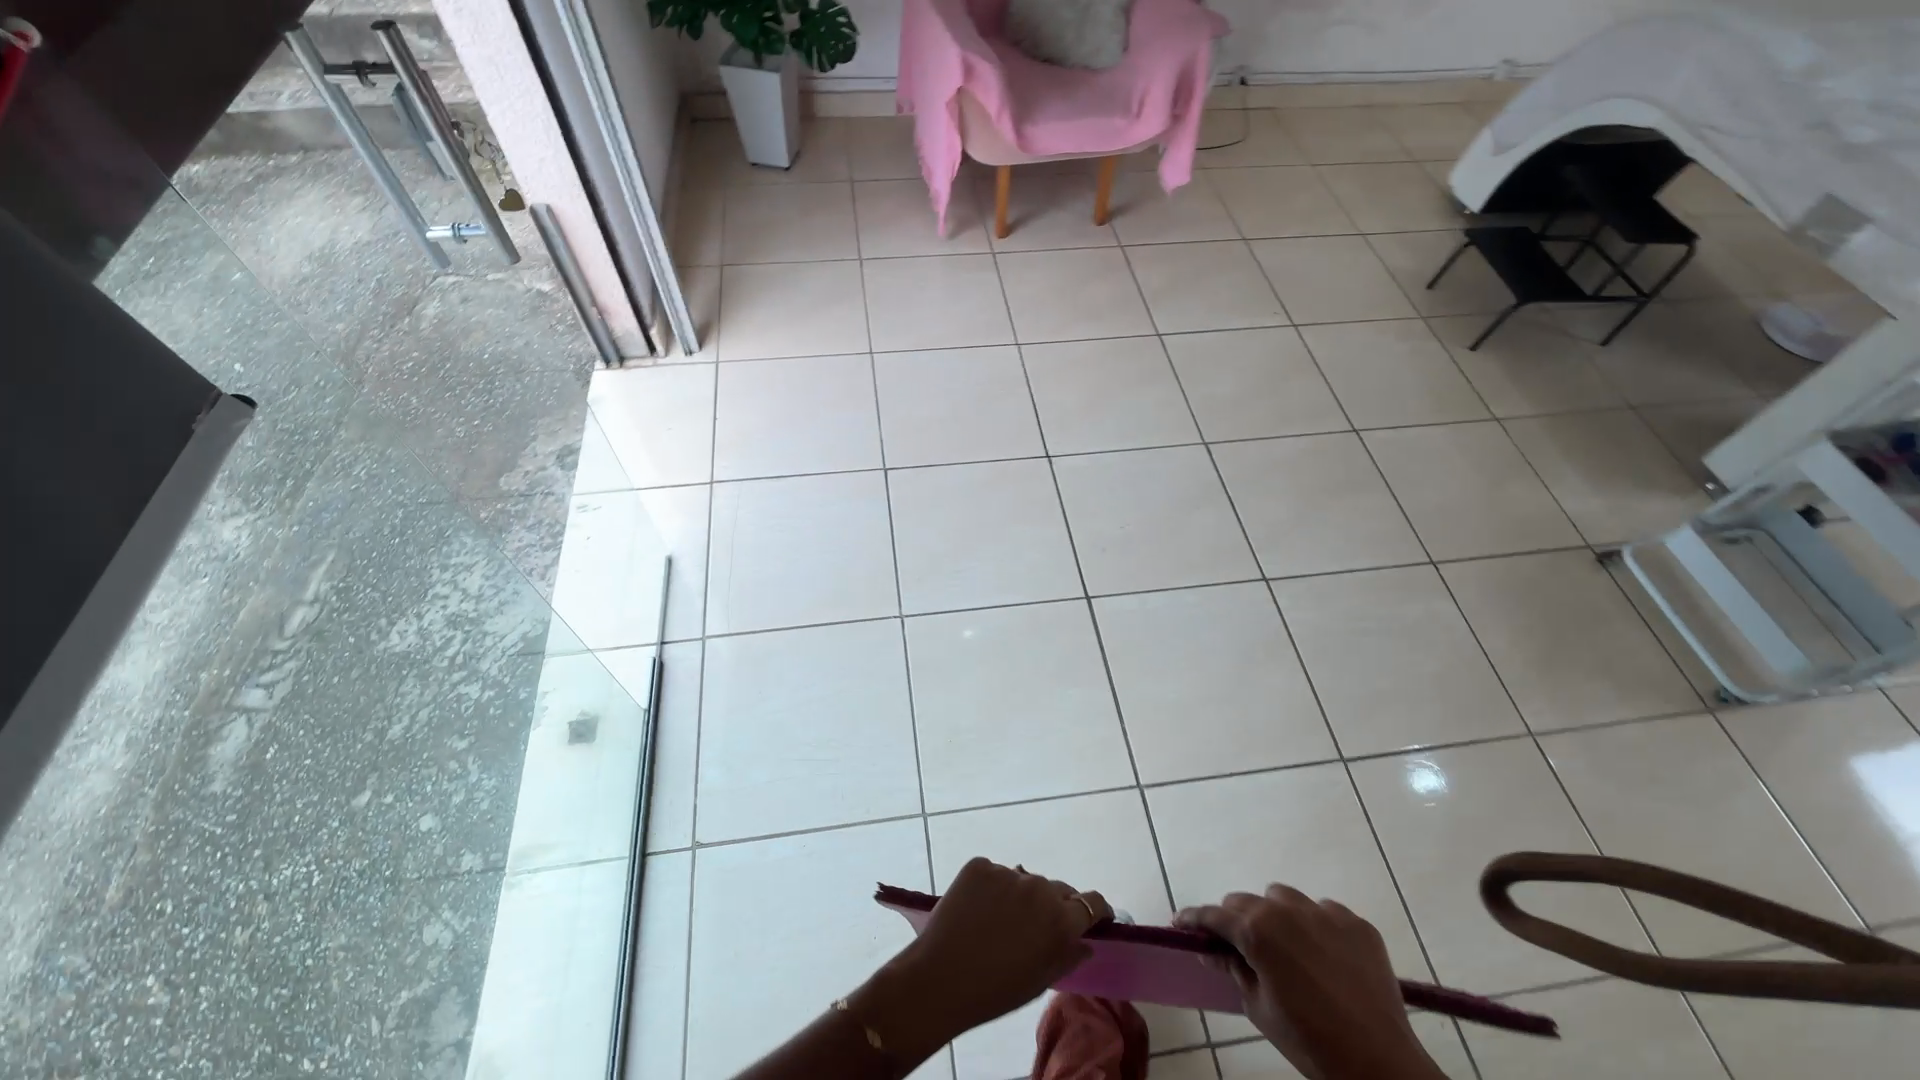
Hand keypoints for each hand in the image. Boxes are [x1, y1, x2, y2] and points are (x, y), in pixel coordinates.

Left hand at [851, 858, 1110, 1057]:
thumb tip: (1086, 942)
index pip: (1092, 902)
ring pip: (1023, 881)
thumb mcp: (1041, 981)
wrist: (940, 978)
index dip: (1095, 910)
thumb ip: (1068, 956)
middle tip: (1034, 927)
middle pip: (1056, 890)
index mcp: (1061, 919)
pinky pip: (994, 873)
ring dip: (1020, 895)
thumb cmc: (996, 990)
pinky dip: (991, 886)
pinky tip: (978, 909)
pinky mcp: (979, 866)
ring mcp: (1007, 873)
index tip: (1092, 918)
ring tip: (999, 921)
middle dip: (1053, 905)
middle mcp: (1039, 888)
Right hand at [1176, 886, 1444, 1079]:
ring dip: (1275, 915)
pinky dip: (1314, 926)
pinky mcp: (1357, 923)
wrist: (1377, 1061)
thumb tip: (1213, 951)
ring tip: (1283, 948)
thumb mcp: (1257, 1006)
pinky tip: (1321, 956)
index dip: (1193, 919)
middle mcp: (1288, 910)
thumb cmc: (1307, 1039)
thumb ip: (1233, 969)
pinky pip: (1324, 911)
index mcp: (1257, 931)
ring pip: (1284, 898)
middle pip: (1247, 901)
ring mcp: (1327, 913)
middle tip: (1238, 948)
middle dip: (1235, 919)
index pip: (1214, 915)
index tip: (1180, 923)